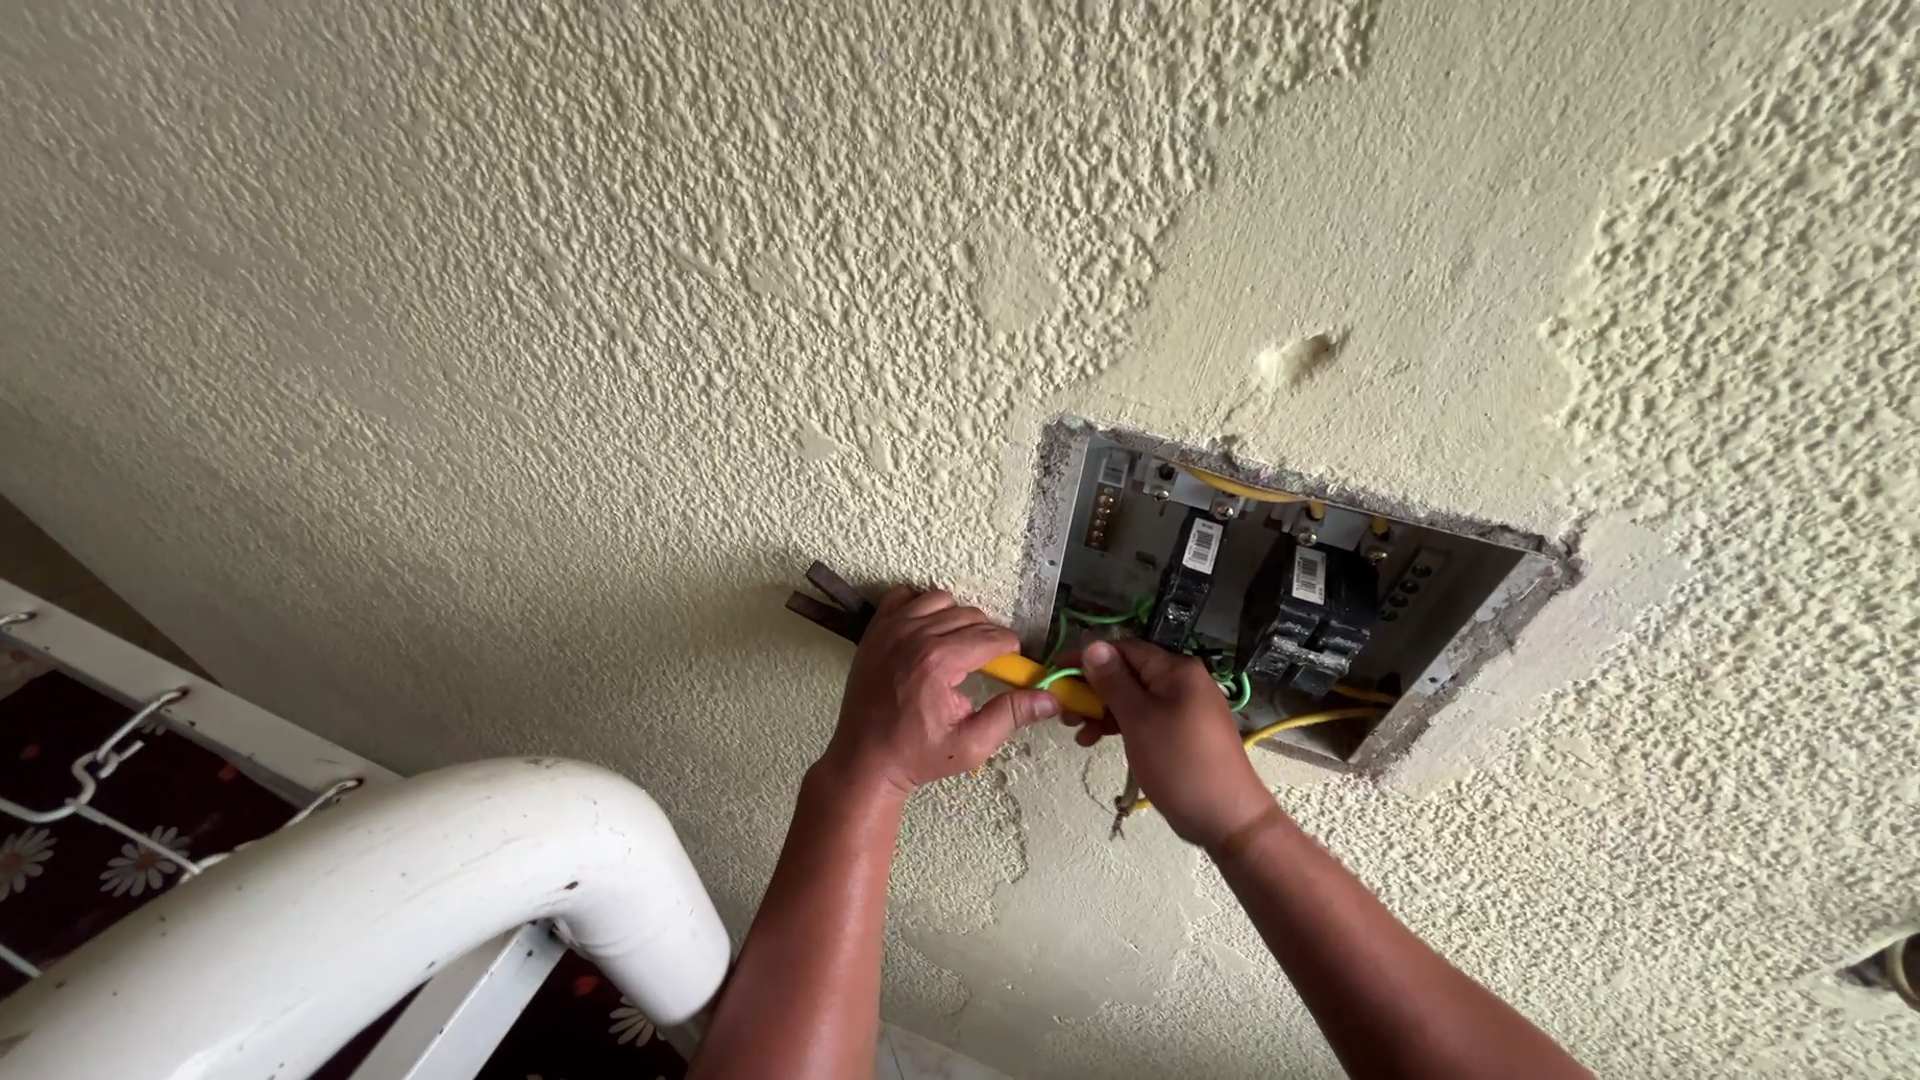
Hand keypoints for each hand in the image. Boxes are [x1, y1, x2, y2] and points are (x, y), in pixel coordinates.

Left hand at [823, 586, 1059, 798]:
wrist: (865, 760)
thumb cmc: (915, 755)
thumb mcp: (971, 743)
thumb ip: (1011, 715)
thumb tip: (1049, 699)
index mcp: (939, 663)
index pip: (992, 637)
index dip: (1009, 649)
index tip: (1011, 663)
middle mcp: (914, 637)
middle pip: (971, 616)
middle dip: (987, 636)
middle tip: (987, 662)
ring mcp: (891, 629)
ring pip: (941, 599)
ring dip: (956, 618)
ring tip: (957, 647)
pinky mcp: (875, 629)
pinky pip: (904, 595)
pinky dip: (920, 605)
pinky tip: (926, 631)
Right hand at [1074, 639, 1276, 848]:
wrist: (1227, 818)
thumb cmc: (1179, 763)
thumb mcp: (1138, 719)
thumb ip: (1113, 680)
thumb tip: (1092, 645)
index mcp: (1176, 669)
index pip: (1123, 648)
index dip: (1087, 658)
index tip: (1057, 674)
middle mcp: (1182, 680)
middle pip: (1127, 673)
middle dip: (1093, 689)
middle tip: (1065, 713)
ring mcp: (1184, 706)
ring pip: (1133, 697)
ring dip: (1103, 710)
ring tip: (1079, 733)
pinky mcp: (1181, 731)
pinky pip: (1144, 716)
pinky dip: (1121, 725)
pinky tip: (1098, 740)